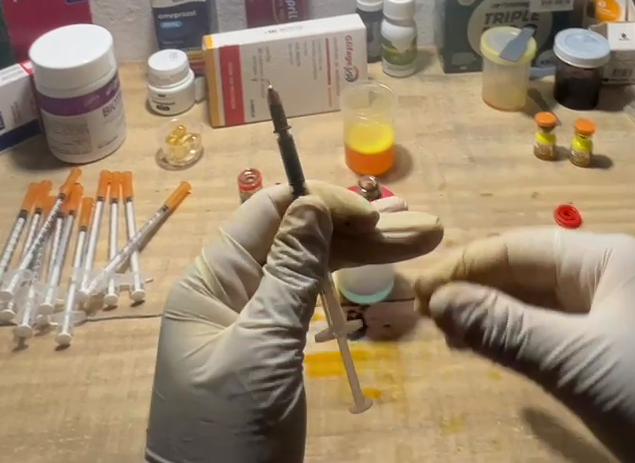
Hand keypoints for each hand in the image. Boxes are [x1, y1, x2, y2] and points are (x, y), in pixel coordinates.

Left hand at [146, 182, 442, 462]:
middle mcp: (231, 286)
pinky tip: (382, 266)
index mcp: (212, 278)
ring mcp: (253, 315)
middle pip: (299, 237)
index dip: (321, 203)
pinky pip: (309, 296)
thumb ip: (290, 271)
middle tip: (422, 227)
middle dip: (358, 229)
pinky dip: (347, 280)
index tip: (373, 215)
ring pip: (311, 265)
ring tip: (421, 237)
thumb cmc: (230, 431)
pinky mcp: (272, 343)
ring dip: (363, 250)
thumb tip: (312, 202)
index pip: (269, 212)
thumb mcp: (262, 347)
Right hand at [410, 229, 634, 462]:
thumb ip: (504, 329)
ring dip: (493, 315)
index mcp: (606, 257)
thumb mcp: (577, 364)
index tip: (419, 287)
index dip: (467, 265)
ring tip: (447, 331)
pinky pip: (555, 333)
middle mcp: (609, 274)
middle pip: (527, 271)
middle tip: (425, 312)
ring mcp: (615, 313)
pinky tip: (489, 348)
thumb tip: (438, 301)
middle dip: (477, 289)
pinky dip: (518, 339)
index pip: (519, 247)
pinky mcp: (617, 352)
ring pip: (538, 303)